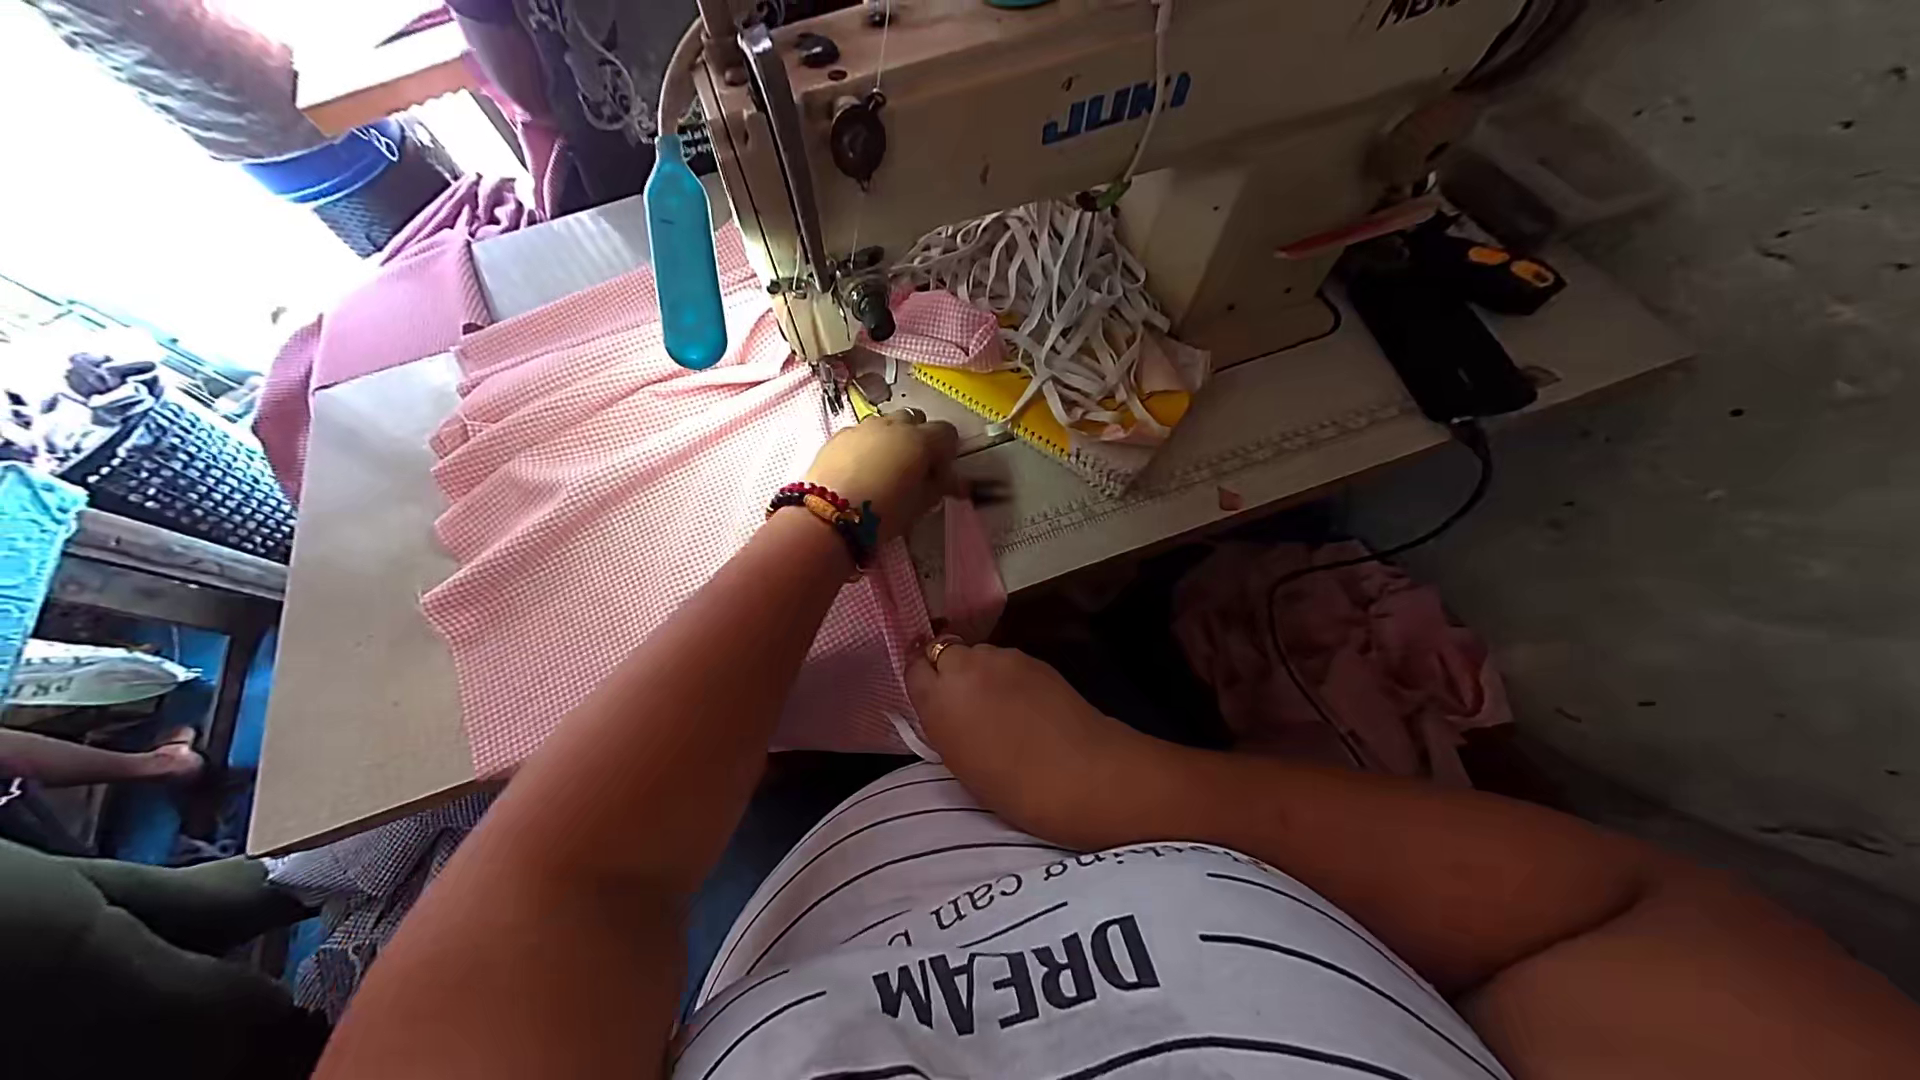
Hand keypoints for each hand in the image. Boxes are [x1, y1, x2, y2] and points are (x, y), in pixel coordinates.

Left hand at [804, 410, 958, 542]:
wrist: (827, 515)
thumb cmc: (883, 513)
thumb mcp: (920, 505)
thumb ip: (939, 487)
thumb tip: (948, 481)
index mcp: (920, 440)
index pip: (947, 432)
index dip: (946, 452)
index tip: (939, 473)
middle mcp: (893, 425)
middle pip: (915, 419)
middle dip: (918, 438)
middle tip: (913, 467)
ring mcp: (863, 427)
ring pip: (886, 423)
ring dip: (891, 438)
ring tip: (884, 468)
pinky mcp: (838, 435)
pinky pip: (861, 433)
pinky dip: (866, 445)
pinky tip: (860, 470)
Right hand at [905, 643, 1160, 849]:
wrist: (1083, 774)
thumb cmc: (1013, 788)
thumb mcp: (958, 762)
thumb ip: (944, 723)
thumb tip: (946, 707)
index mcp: (938, 698)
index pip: (914, 667)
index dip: (923, 681)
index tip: (931, 698)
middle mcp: (966, 666)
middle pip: (944, 652)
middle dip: (950, 671)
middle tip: (964, 701)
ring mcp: (1003, 657)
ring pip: (978, 654)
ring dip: (980, 671)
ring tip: (999, 703)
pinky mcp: (1033, 658)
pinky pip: (1007, 661)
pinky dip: (1008, 675)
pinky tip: (1025, 702)